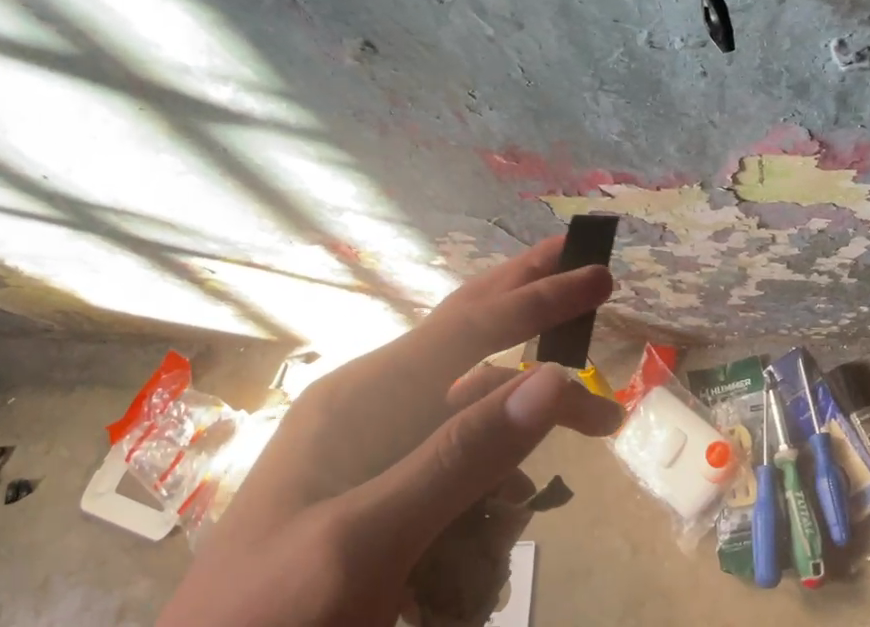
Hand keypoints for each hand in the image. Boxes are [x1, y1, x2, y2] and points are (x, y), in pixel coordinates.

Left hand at [158, 235, 624, 626]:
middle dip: (530, 310)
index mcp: (358, 400)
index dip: (538, 298)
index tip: (602, 276)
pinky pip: (466, 491)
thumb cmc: (267, 619)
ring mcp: (384, 462)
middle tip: (593, 278)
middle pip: (472, 340)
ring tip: (489, 563)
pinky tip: (462, 590)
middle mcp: (374, 413)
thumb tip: (552, 378)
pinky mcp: (393, 508)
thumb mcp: (361, 543)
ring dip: (508, 483)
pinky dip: (482, 531)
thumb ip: (458, 458)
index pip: (467, 327)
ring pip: (482, 435)